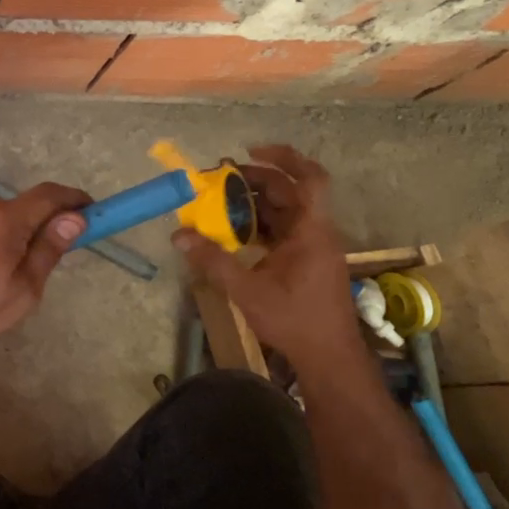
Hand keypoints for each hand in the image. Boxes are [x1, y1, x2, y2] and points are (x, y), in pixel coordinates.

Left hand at [0, 183, 90, 369]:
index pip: (48, 195)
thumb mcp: (23, 290)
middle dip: (36, 226)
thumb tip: (74, 219)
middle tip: (39, 264)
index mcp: (3, 219)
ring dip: (6, 235)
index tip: (91, 211)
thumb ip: (48, 250)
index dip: (73, 199)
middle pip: (18, 208)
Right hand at [172, 145, 358, 367]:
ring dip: (253, 202)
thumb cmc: (295, 320)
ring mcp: (312, 247)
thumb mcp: (247, 290)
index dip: (283, 158)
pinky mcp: (305, 261)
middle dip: (253, 180)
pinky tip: (232, 231)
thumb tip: (179, 235)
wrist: (329, 357)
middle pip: (289, 191)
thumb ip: (213, 260)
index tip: (249, 152)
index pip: (310, 179)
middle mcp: (316, 232)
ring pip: (283, 211)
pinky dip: (257, 224)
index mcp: (311, 232)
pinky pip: (281, 230)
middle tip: (217, 179)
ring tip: (217, 202)